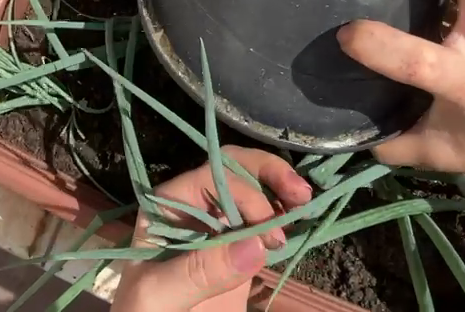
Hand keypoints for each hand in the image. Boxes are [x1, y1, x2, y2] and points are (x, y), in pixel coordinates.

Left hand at [110, 147, 313, 311]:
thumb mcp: (158, 294)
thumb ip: (200, 270)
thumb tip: (256, 244)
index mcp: (172, 202)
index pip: (213, 175)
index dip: (245, 192)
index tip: (267, 229)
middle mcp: (198, 206)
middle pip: (237, 169)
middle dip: (270, 173)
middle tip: (302, 194)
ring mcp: (221, 228)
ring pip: (256, 190)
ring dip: (282, 191)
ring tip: (306, 205)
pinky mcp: (240, 252)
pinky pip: (265, 224)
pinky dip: (285, 218)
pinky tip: (300, 222)